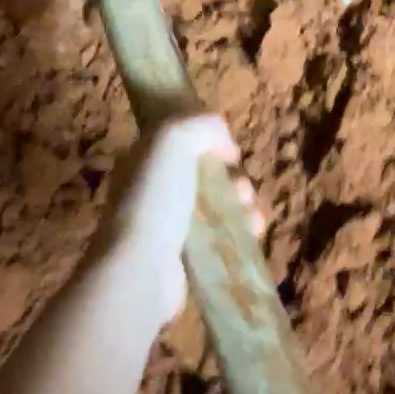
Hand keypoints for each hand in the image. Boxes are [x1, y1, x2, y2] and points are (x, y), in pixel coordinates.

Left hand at [94, 114, 262, 327]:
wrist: (141, 269)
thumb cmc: (154, 197)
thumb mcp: (174, 138)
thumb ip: (203, 125)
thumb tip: (227, 145)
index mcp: (144, 158)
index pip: (181, 139)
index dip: (208, 139)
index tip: (228, 150)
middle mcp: (154, 188)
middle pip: (204, 172)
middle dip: (231, 175)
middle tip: (241, 188)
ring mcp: (169, 224)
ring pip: (217, 203)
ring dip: (241, 202)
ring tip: (251, 212)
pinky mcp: (186, 256)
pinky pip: (220, 235)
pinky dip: (241, 229)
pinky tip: (253, 230)